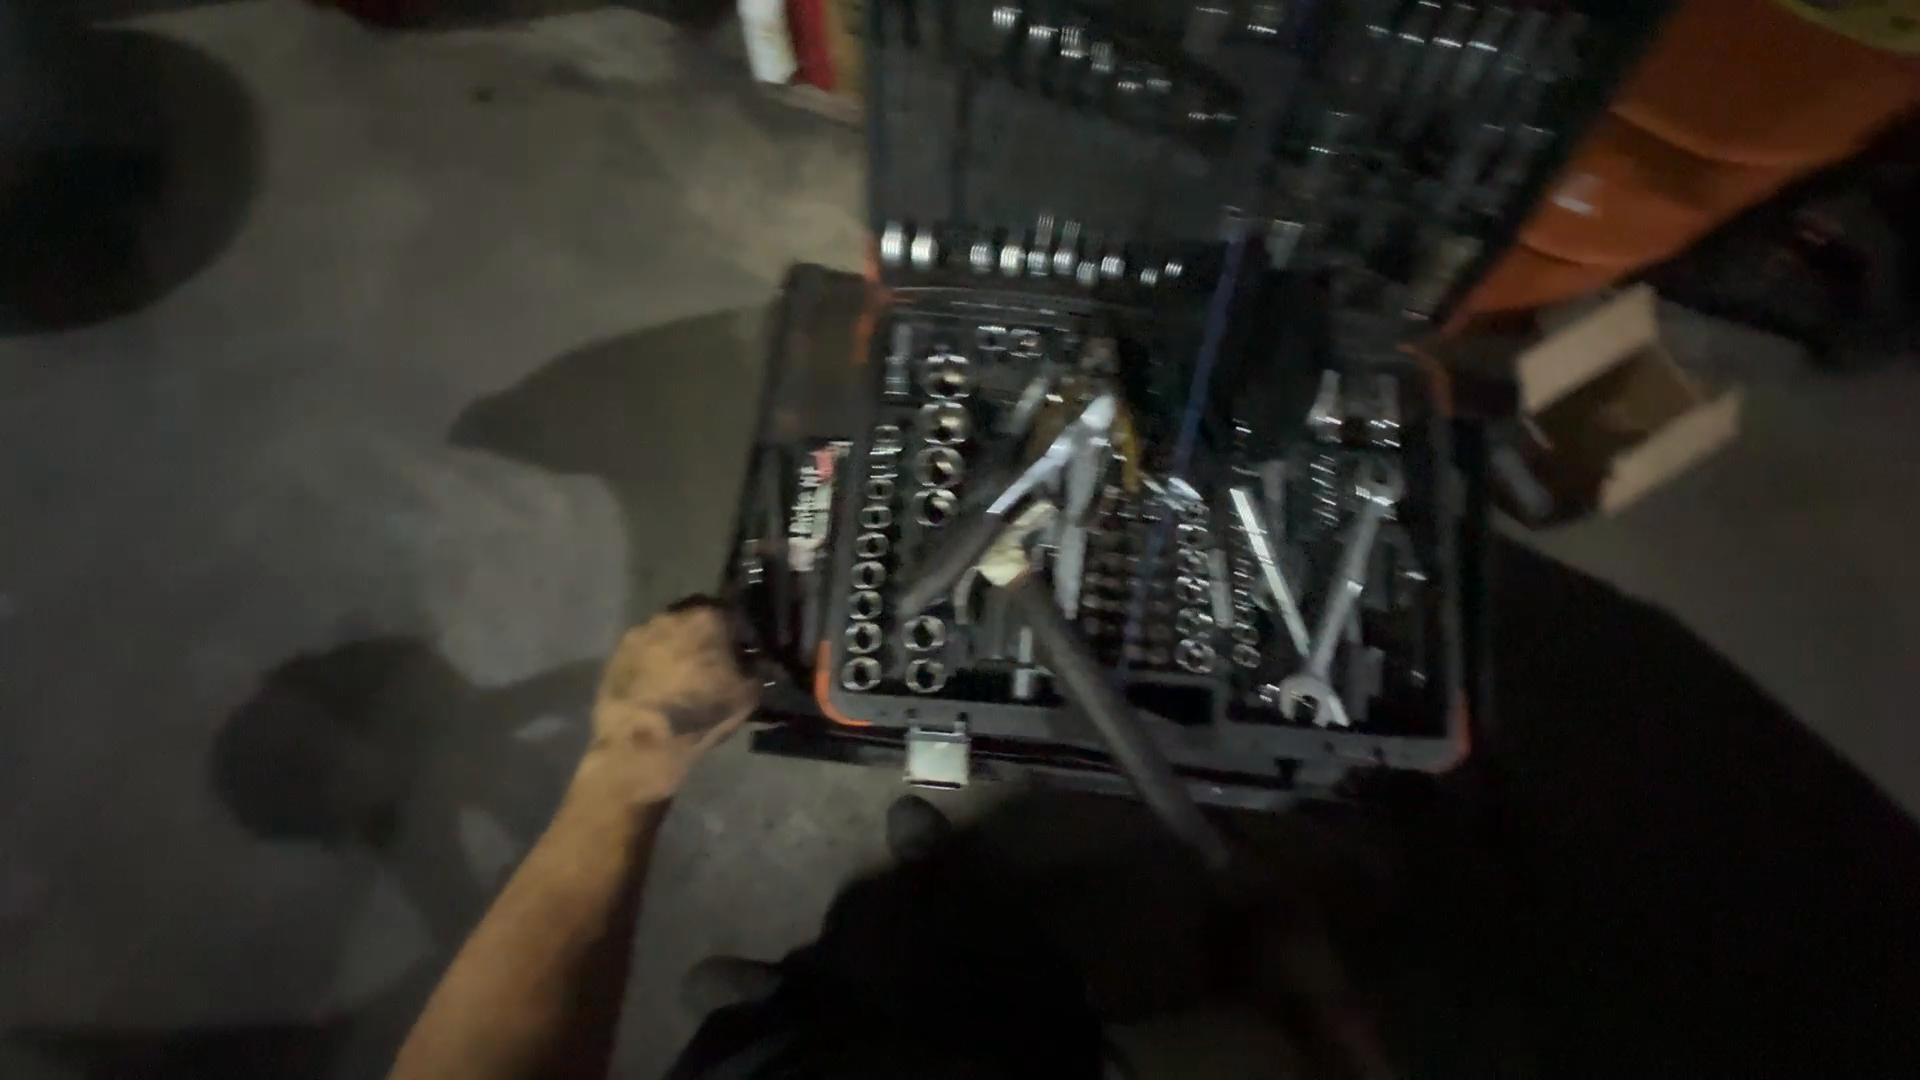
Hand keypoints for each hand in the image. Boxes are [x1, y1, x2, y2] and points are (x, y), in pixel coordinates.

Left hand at [578, 599, 760, 804]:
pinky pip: (644, 648)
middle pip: (697, 615)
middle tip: (711, 659)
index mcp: (709, 617)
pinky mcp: (616, 652)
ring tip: (681, 672)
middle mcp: (673, 614)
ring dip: (677, 644)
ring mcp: (640, 631)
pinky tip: (657, 682)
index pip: (733, 612)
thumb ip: (757, 668)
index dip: (739, 632)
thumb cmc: (701, 713)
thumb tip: (757, 660)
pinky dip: (653, 659)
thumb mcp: (747, 695)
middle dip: (705, 632)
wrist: (641, 742)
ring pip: (667, 629)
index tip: (741, 650)